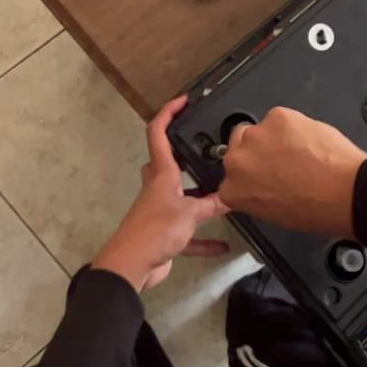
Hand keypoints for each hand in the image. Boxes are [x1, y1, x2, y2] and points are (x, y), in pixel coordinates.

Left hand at [92, 96, 230, 291]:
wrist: (131, 266)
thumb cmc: (156, 229)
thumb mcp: (191, 213)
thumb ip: (213, 203)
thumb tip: (235, 194)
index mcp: (162, 174)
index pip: (159, 133)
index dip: (168, 113)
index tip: (184, 100)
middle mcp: (159, 188)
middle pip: (169, 162)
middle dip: (186, 153)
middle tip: (208, 148)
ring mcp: (161, 211)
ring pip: (182, 196)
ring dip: (201, 197)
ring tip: (224, 193)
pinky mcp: (165, 235)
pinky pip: (189, 233)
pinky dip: (204, 239)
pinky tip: (223, 245)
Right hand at [218, 107, 366, 238]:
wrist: (345, 191)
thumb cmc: (315, 210)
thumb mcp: (274, 214)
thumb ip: (255, 195)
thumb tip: (258, 185)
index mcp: (233, 190)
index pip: (230, 178)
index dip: (248, 175)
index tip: (260, 175)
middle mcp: (237, 161)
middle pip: (238, 148)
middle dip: (256, 153)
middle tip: (280, 162)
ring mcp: (256, 136)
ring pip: (257, 130)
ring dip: (272, 137)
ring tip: (298, 151)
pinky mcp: (277, 116)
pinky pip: (278, 118)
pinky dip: (291, 126)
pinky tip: (307, 140)